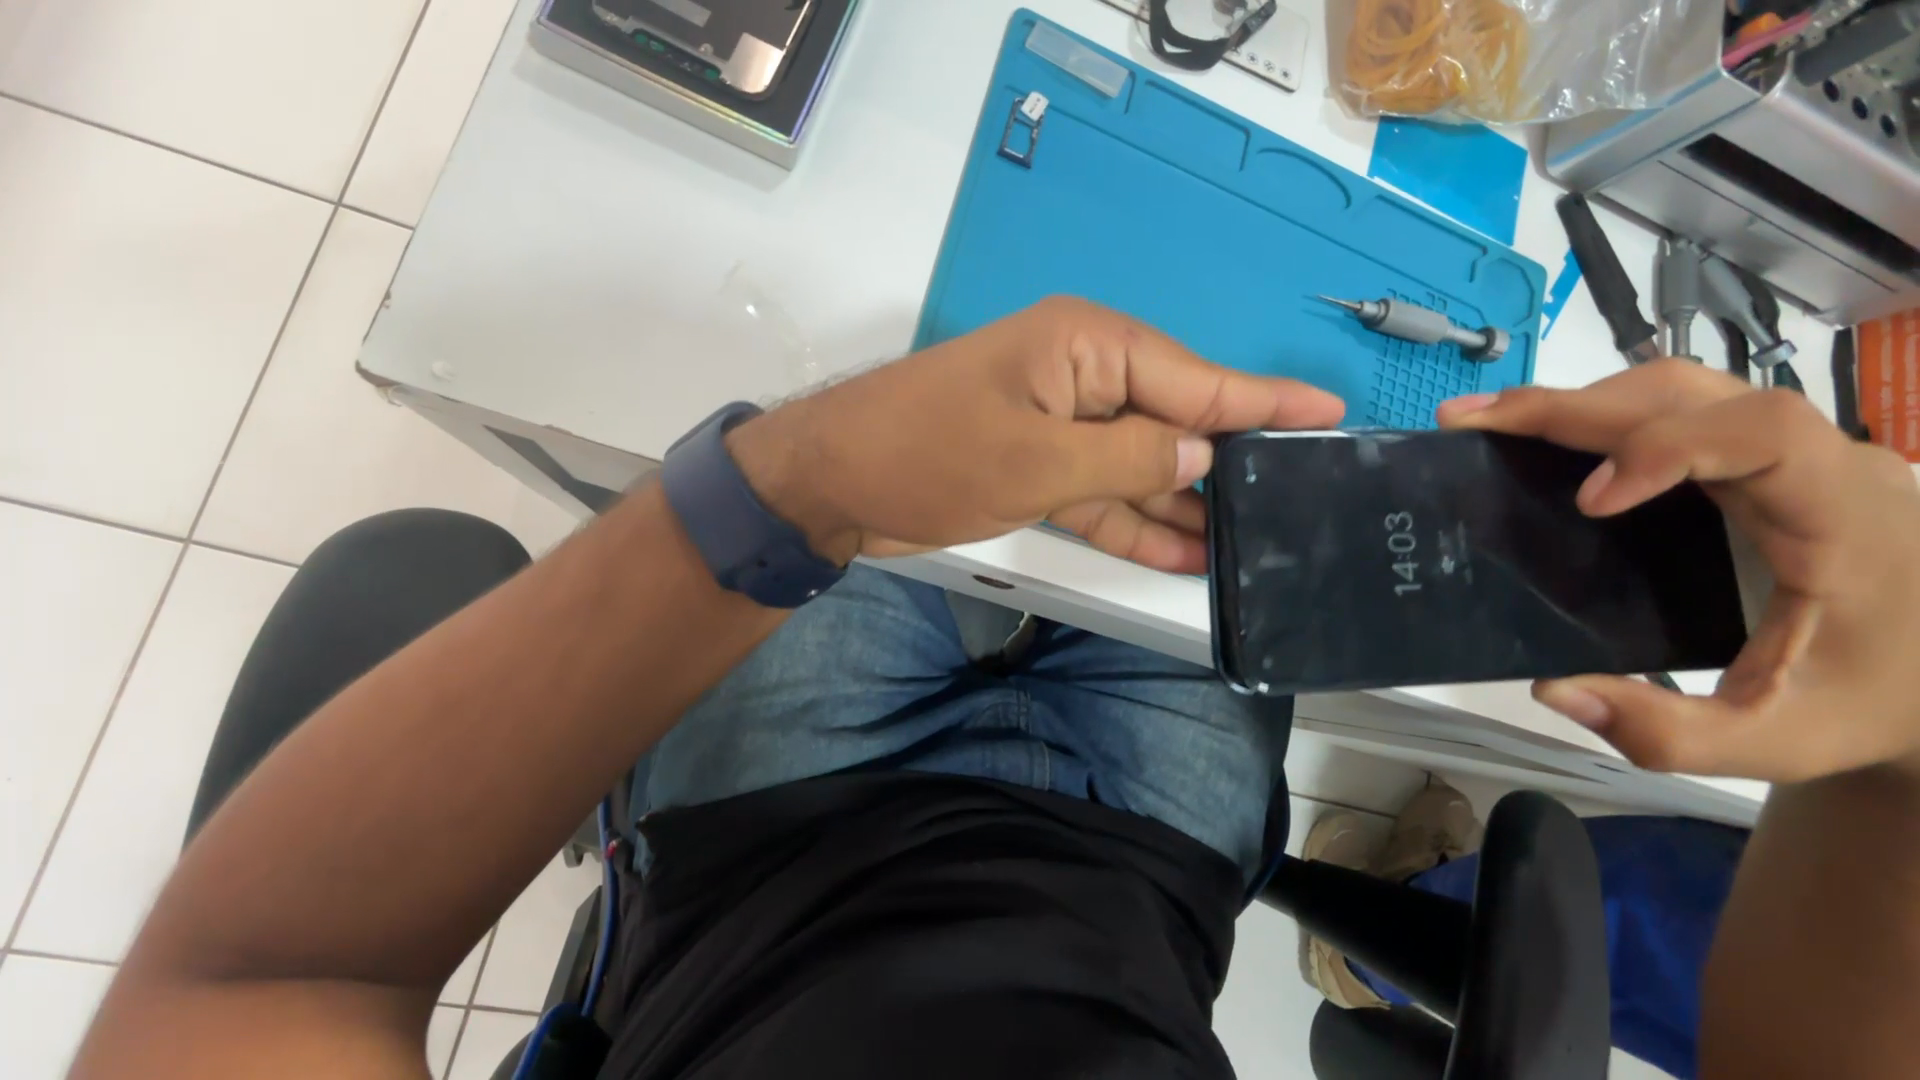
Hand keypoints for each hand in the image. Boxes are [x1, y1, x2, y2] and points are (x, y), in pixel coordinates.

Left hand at [728, 296, 1343, 574]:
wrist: (832, 484)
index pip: (1194, 376)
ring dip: (1185, 508)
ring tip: (1253, 545)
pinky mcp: (1037, 471)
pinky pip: (1102, 496)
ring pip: (1141, 468)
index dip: (1263, 400)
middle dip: (1229, 464)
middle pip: (1174, 422)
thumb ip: (1129, 461)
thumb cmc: (931, 454)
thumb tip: (1201, 458)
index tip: (1330, 412)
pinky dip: (1135, 525)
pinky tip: (1186, 556)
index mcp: (1086, 347)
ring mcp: (1059, 428)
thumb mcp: (1038, 461)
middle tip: (1300, 502)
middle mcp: (1081, 379)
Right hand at [1438, 359, 1919, 783]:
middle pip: (1689, 394)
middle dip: (1569, 408)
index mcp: (1842, 516)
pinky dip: (1596, 415)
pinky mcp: (1753, 458)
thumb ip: (1670, 732)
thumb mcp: (1777, 742)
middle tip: (1467, 423)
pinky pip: (1672, 410)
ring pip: (1675, 389)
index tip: (1587, 503)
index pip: (1760, 434)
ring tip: (1489, 422)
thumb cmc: (1869, 702)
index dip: (1664, 450)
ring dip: (1575, 402)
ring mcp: (1786, 451)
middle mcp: (1818, 461)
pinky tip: (1541, 437)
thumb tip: (1553, 688)